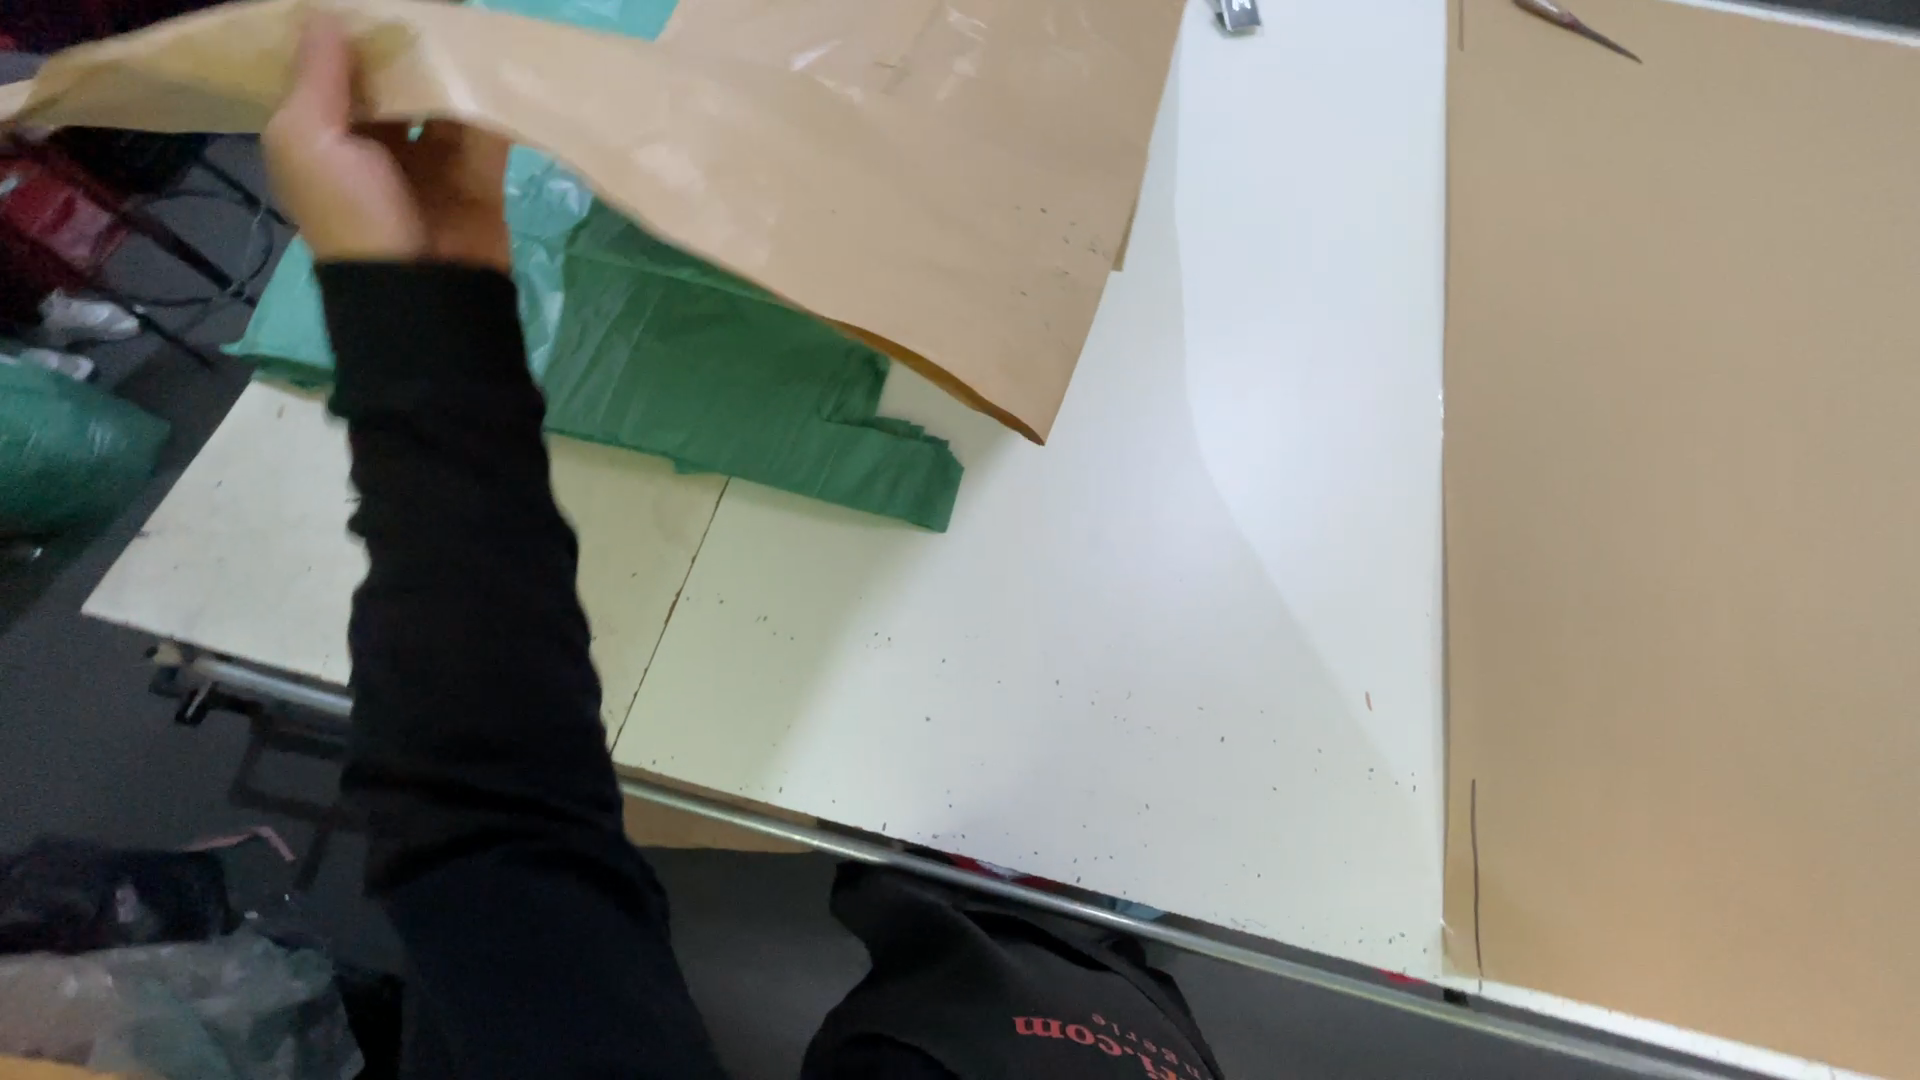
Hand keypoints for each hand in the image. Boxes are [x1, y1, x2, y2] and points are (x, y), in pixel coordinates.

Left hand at [263, 15, 512, 271]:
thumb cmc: (354, 214)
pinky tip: (494, 71)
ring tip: (464, 27)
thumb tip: (328, 14)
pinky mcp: (480, 181)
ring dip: (452, 71)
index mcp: (326, 134)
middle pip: (394, 83)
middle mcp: (379, 144)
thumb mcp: (309, 139)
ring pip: (442, 104)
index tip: (372, 5)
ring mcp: (434, 164)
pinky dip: (491, 107)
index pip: (337, 71)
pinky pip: (486, 136)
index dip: (352, 35)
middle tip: (430, 9)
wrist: (423, 290)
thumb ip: (318, 76)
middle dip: (408, 48)